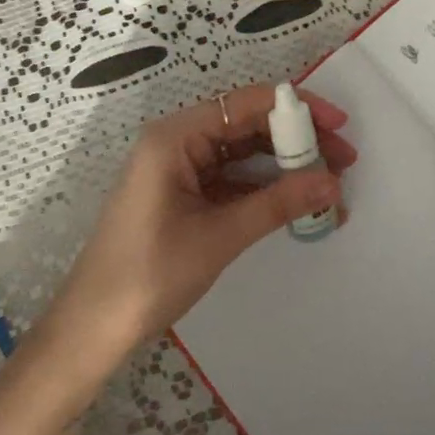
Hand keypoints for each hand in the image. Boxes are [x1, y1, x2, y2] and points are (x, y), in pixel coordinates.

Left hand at [63, 84, 355, 346]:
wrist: (91, 332)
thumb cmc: (147, 275)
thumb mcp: (219, 236)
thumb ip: (278, 203)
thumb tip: (333, 181)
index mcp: (176, 136)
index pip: (247, 102)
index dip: (297, 108)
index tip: (339, 124)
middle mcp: (178, 142)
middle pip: (249, 124)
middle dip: (298, 140)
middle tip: (344, 161)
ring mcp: (181, 169)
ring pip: (245, 152)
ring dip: (286, 166)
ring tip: (329, 185)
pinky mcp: (185, 195)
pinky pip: (234, 178)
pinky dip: (266, 188)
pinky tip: (298, 203)